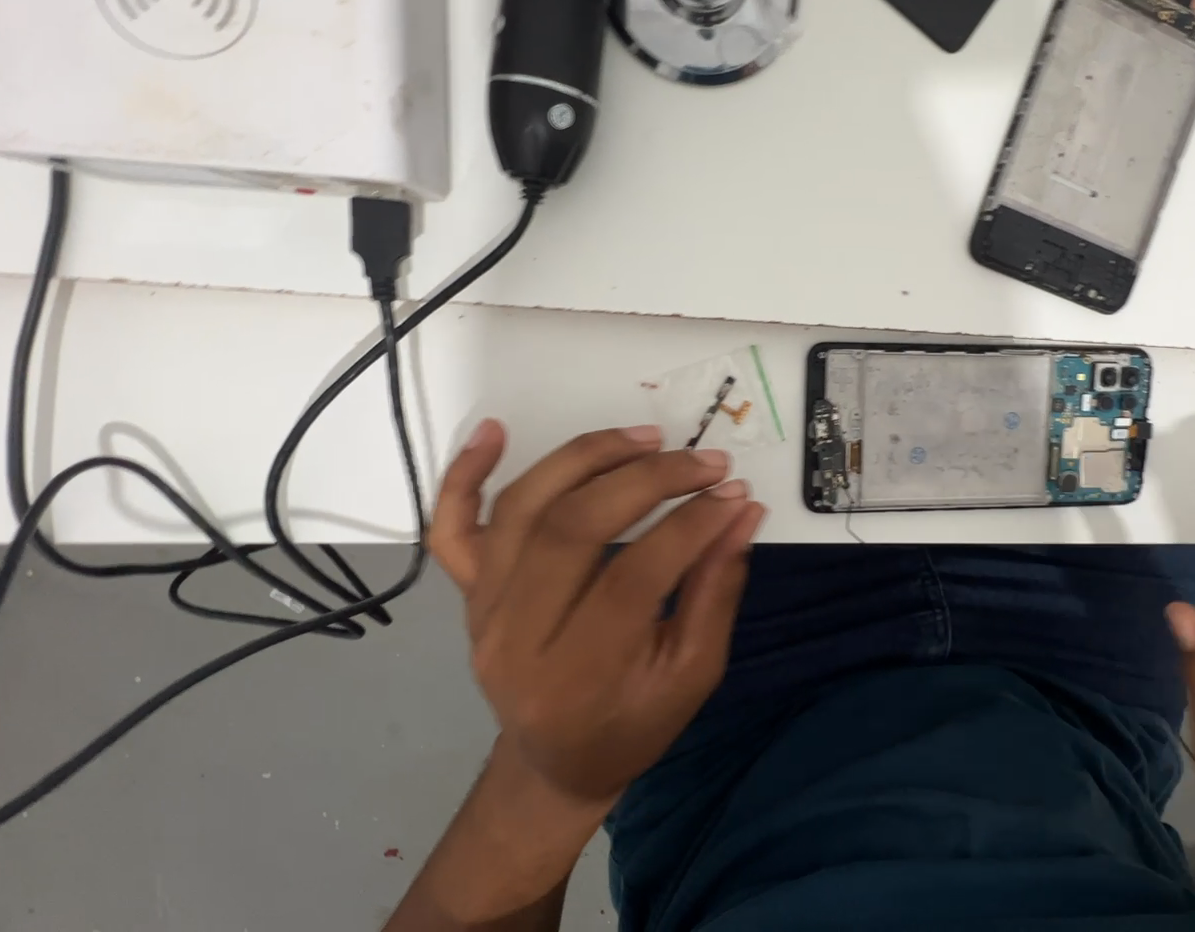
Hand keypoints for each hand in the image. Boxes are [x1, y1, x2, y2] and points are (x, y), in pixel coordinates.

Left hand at [429, 421, 766, 804]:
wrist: (554, 764)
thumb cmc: (632, 726)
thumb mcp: (694, 673)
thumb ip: (718, 590)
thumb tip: (742, 512)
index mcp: (580, 675)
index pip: (636, 575)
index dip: (691, 525)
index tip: (734, 493)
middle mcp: (516, 638)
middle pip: (573, 529)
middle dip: (647, 480)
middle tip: (704, 462)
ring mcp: (482, 611)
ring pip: (523, 510)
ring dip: (585, 458)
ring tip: (646, 437)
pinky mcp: (467, 593)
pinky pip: (452, 528)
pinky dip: (464, 474)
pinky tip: (495, 429)